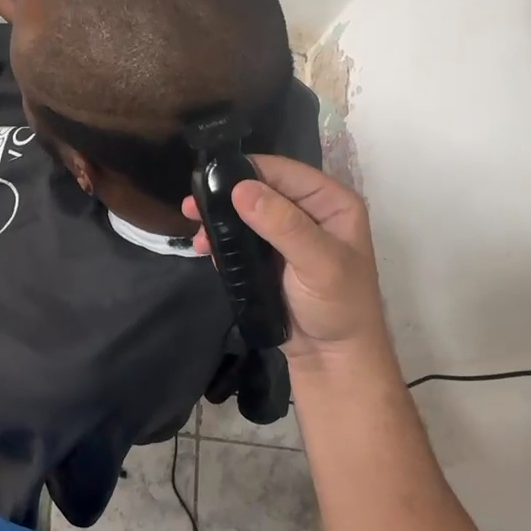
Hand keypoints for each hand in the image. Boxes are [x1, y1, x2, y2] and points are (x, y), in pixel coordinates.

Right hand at [183, 155, 386, 365]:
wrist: (332, 359)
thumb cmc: (338, 307)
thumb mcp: (317, 262)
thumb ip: (282, 224)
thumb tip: (240, 189)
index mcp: (332, 203)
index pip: (285, 172)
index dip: (249, 171)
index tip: (210, 179)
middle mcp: (310, 212)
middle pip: (262, 190)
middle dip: (226, 196)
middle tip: (191, 205)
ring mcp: (287, 236)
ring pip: (246, 214)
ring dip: (219, 220)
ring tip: (194, 231)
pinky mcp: (269, 259)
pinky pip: (241, 239)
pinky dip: (222, 241)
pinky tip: (204, 248)